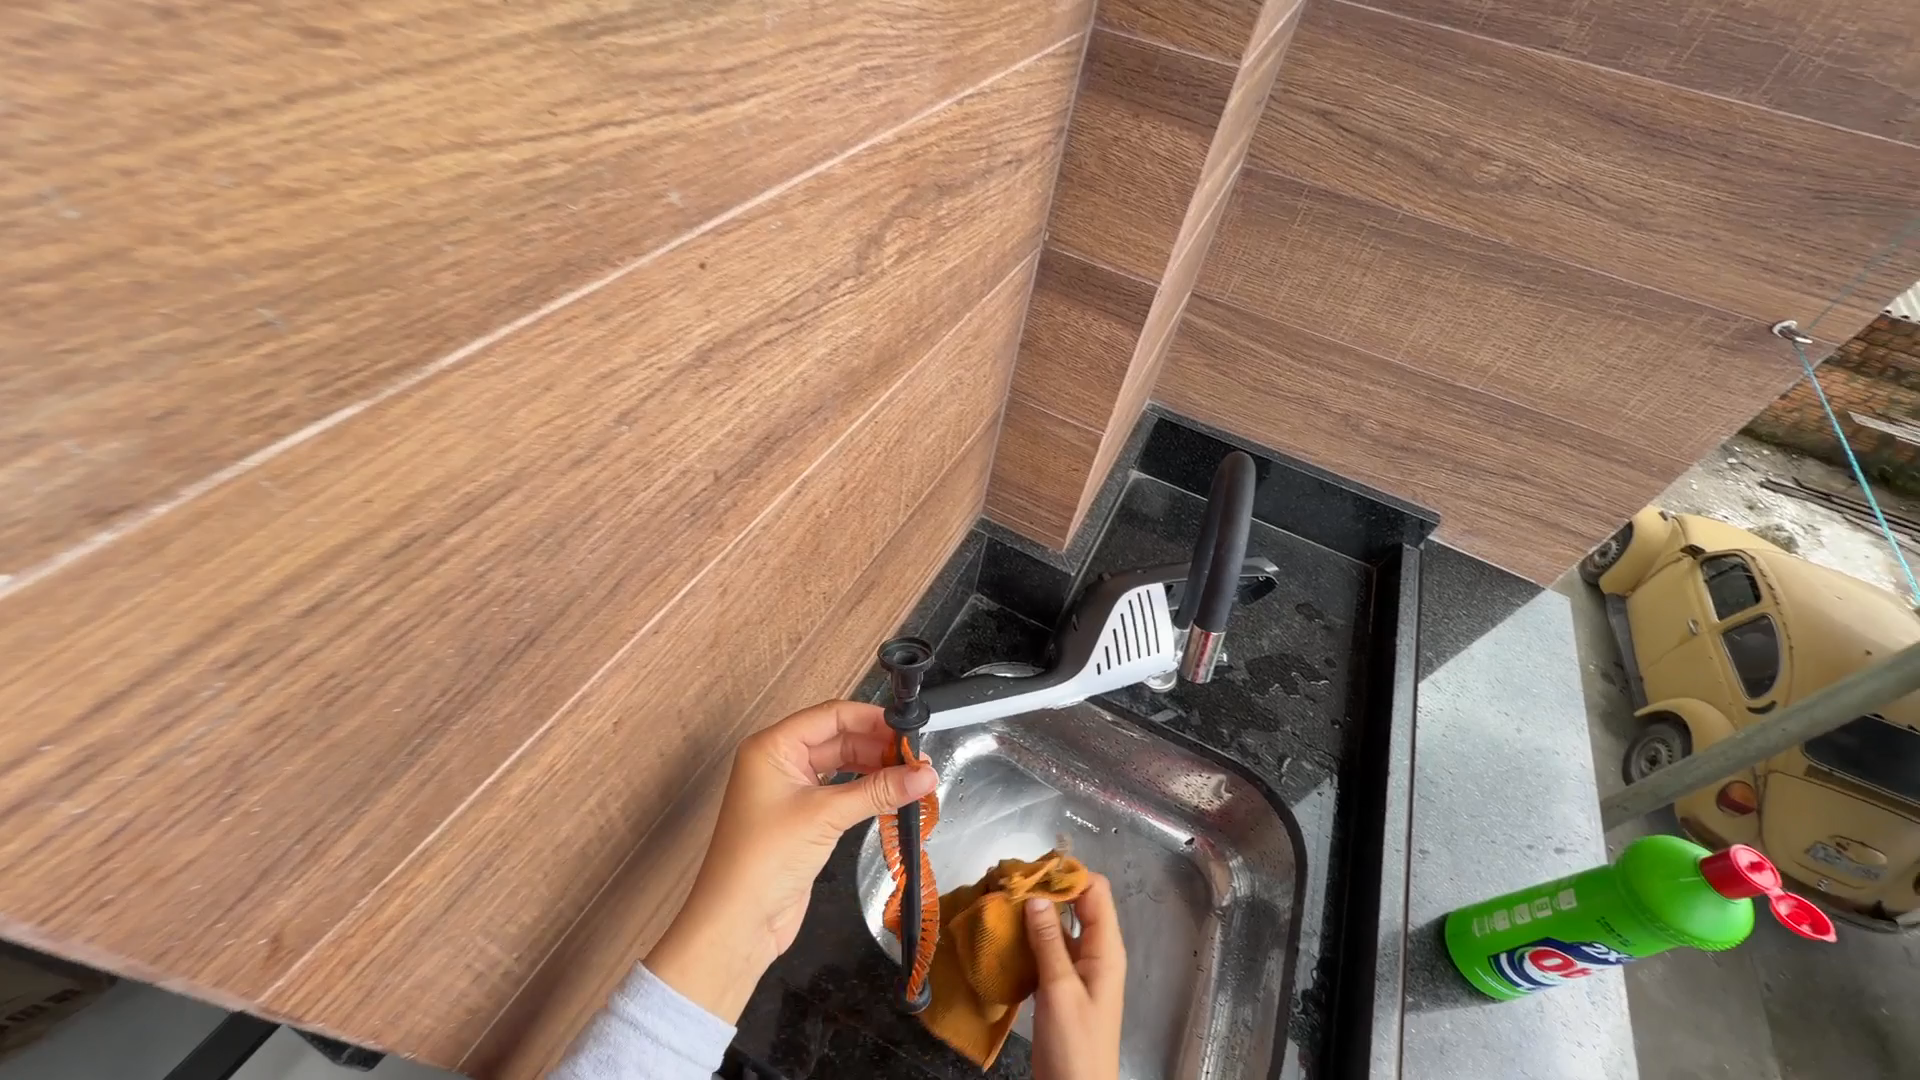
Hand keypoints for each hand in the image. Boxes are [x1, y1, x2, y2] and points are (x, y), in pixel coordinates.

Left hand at [646, 700, 937, 1021]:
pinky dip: (866, 791)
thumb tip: (926, 775)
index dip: (871, 719)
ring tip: (913, 777)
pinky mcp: (801, 817)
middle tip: (918, 759)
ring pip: (842, 765)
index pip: (831, 715)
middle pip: (838, 738)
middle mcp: (779, 761)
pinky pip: (840, 792)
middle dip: (878, 747)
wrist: (737, 924)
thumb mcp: (825, 816)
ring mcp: (790, 790)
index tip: (908, 729)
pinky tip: (892, 795)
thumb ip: (879, 791)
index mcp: (773, 746)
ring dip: (876, 770)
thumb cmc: (764, 860)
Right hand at [1025, 873, 1125, 1079]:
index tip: (1033, 869)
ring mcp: (1078, 968)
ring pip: (1060, 924)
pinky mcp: (1061, 984)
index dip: (1068, 875)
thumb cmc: (1075, 1045)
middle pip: (1078, 903)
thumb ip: (1049, 941)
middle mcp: (1095, 952)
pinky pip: (1048, 947)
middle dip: (1048, 889)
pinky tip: (1006, 932)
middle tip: (1011, 881)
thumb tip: (1036, 895)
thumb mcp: (1060, 990)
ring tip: (1003, 900)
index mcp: (1106, 948)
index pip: (1095, 891)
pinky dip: (1030, 936)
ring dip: (1035, 911)